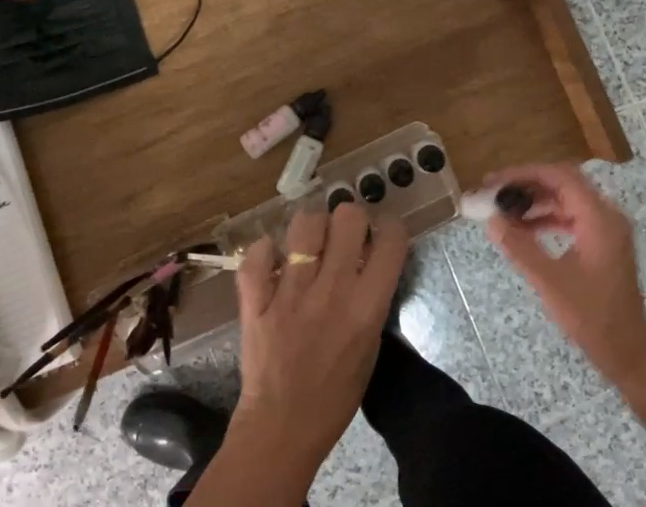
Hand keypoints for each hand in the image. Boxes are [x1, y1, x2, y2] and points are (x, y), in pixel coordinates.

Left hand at [232, 203, 408, 469]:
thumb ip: (371, 299)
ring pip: (305, 224)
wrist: (283, 427)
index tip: (382, 232)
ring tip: (310, 243)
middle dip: (351, 219)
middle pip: (348, 218)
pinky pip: (257, 253)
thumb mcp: (370, 345)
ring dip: (312, 227)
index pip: (390, 241)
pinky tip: (273, 261)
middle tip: (345, 235)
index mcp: (366, 306)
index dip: (390, 228)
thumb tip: (367, 258)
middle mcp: (331, 291)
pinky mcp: (255, 300)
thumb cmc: (335, 394)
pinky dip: (265, 251)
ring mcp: (289, 292)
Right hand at [486, 163, 645, 381]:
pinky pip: (572, 217)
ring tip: (504, 210)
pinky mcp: (603, 243)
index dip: (524, 174)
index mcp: (599, 218)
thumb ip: (519, 247)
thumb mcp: (549, 281)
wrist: (627, 350)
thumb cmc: (591, 316)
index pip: (559, 177)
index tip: (494, 182)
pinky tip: (524, 229)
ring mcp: (607, 229)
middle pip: (564, 183)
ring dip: (536, 201)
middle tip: (495, 192)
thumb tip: (491, 220)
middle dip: (527, 185)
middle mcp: (607, 215)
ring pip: (567, 200)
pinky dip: (548, 218)